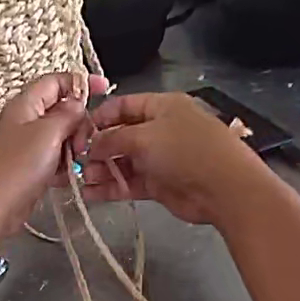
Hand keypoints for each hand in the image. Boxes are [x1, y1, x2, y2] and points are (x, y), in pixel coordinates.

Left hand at [0, 72, 109, 241]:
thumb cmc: (18, 167)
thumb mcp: (48, 133)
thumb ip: (68, 113)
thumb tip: (78, 102)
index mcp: (26, 104)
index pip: (55, 81)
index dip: (80, 81)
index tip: (104, 89)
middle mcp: (26, 120)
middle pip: (61, 109)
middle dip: (79, 122)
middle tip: (83, 142)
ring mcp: (27, 145)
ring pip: (61, 135)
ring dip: (73, 146)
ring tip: (75, 160)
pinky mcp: (31, 166)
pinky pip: (55, 157)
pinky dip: (64, 164)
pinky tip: (67, 176)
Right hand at [79, 92, 273, 225]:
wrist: (223, 188)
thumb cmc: (187, 151)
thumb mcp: (144, 137)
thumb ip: (112, 140)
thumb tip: (92, 145)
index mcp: (162, 107)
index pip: (124, 106)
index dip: (100, 117)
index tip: (79, 132)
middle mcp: (161, 130)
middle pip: (121, 136)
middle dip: (98, 149)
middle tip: (76, 160)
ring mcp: (160, 159)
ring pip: (124, 162)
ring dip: (102, 170)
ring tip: (82, 179)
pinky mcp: (160, 184)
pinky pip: (130, 183)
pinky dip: (112, 188)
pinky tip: (92, 193)